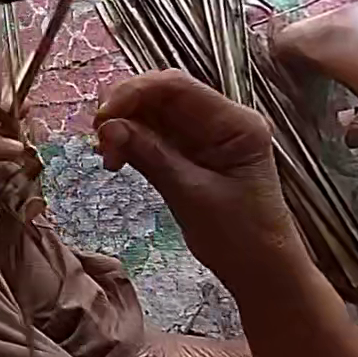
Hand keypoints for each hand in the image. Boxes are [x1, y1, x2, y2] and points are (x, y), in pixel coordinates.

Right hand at [93, 70, 301, 284]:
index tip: (102, 116)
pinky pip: (149, 134)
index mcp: (234, 122)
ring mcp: (201, 134)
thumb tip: (108, 127)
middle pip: (160, 94)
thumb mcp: (191, 194)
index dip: (133, 92)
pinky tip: (114, 160)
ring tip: (106, 155)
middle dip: (123, 108)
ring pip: (149, 112)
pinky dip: (127, 142)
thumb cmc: (239, 236)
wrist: (259, 269)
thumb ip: (151, 156)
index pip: (177, 87)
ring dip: (120, 127)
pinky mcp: (186, 151)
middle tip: (98, 138)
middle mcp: (218, 119)